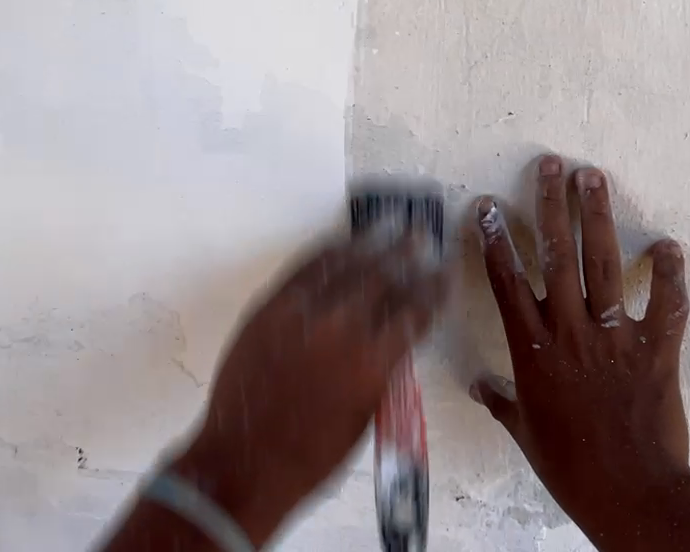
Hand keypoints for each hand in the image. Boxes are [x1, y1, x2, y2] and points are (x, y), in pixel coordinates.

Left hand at [169, 232, 448, 544]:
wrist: (245, 462)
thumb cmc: (312, 455)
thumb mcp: (366, 416)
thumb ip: (383, 369)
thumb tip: (395, 332)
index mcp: (373, 363)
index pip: (414, 312)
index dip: (433, 290)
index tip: (445, 274)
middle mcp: (343, 328)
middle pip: (384, 279)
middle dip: (407, 256)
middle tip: (420, 238)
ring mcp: (304, 312)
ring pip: (346, 265)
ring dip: (372, 243)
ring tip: (390, 227)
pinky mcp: (272, 305)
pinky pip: (306, 267)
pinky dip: (329, 251)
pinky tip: (343, 242)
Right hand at [470, 154, 689, 550]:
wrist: (632, 494)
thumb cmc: (570, 465)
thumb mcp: (525, 432)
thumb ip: (500, 401)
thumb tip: (476, 385)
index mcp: (533, 348)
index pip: (507, 281)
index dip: (496, 240)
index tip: (489, 206)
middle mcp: (570, 330)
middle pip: (557, 255)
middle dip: (552, 205)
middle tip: (552, 165)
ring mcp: (614, 336)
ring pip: (603, 265)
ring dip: (598, 217)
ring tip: (593, 178)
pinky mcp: (656, 349)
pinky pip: (666, 306)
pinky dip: (669, 275)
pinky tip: (668, 245)